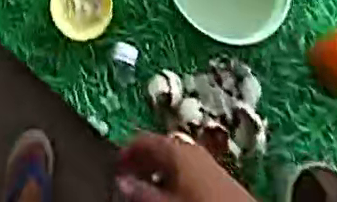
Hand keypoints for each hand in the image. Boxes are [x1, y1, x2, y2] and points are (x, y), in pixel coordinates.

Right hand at [115, 133, 255, 201]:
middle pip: (160, 148)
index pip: (143, 140)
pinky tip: (175, 195)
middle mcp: (191, 148)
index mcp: (176, 148)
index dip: (127, 152)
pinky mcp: (220, 178)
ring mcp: (208, 161)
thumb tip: (120, 180)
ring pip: (175, 161)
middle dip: (144, 162)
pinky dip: (176, 180)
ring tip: (149, 190)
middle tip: (129, 178)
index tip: (115, 166)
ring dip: (160, 173)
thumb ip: (142, 191)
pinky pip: (189, 172)